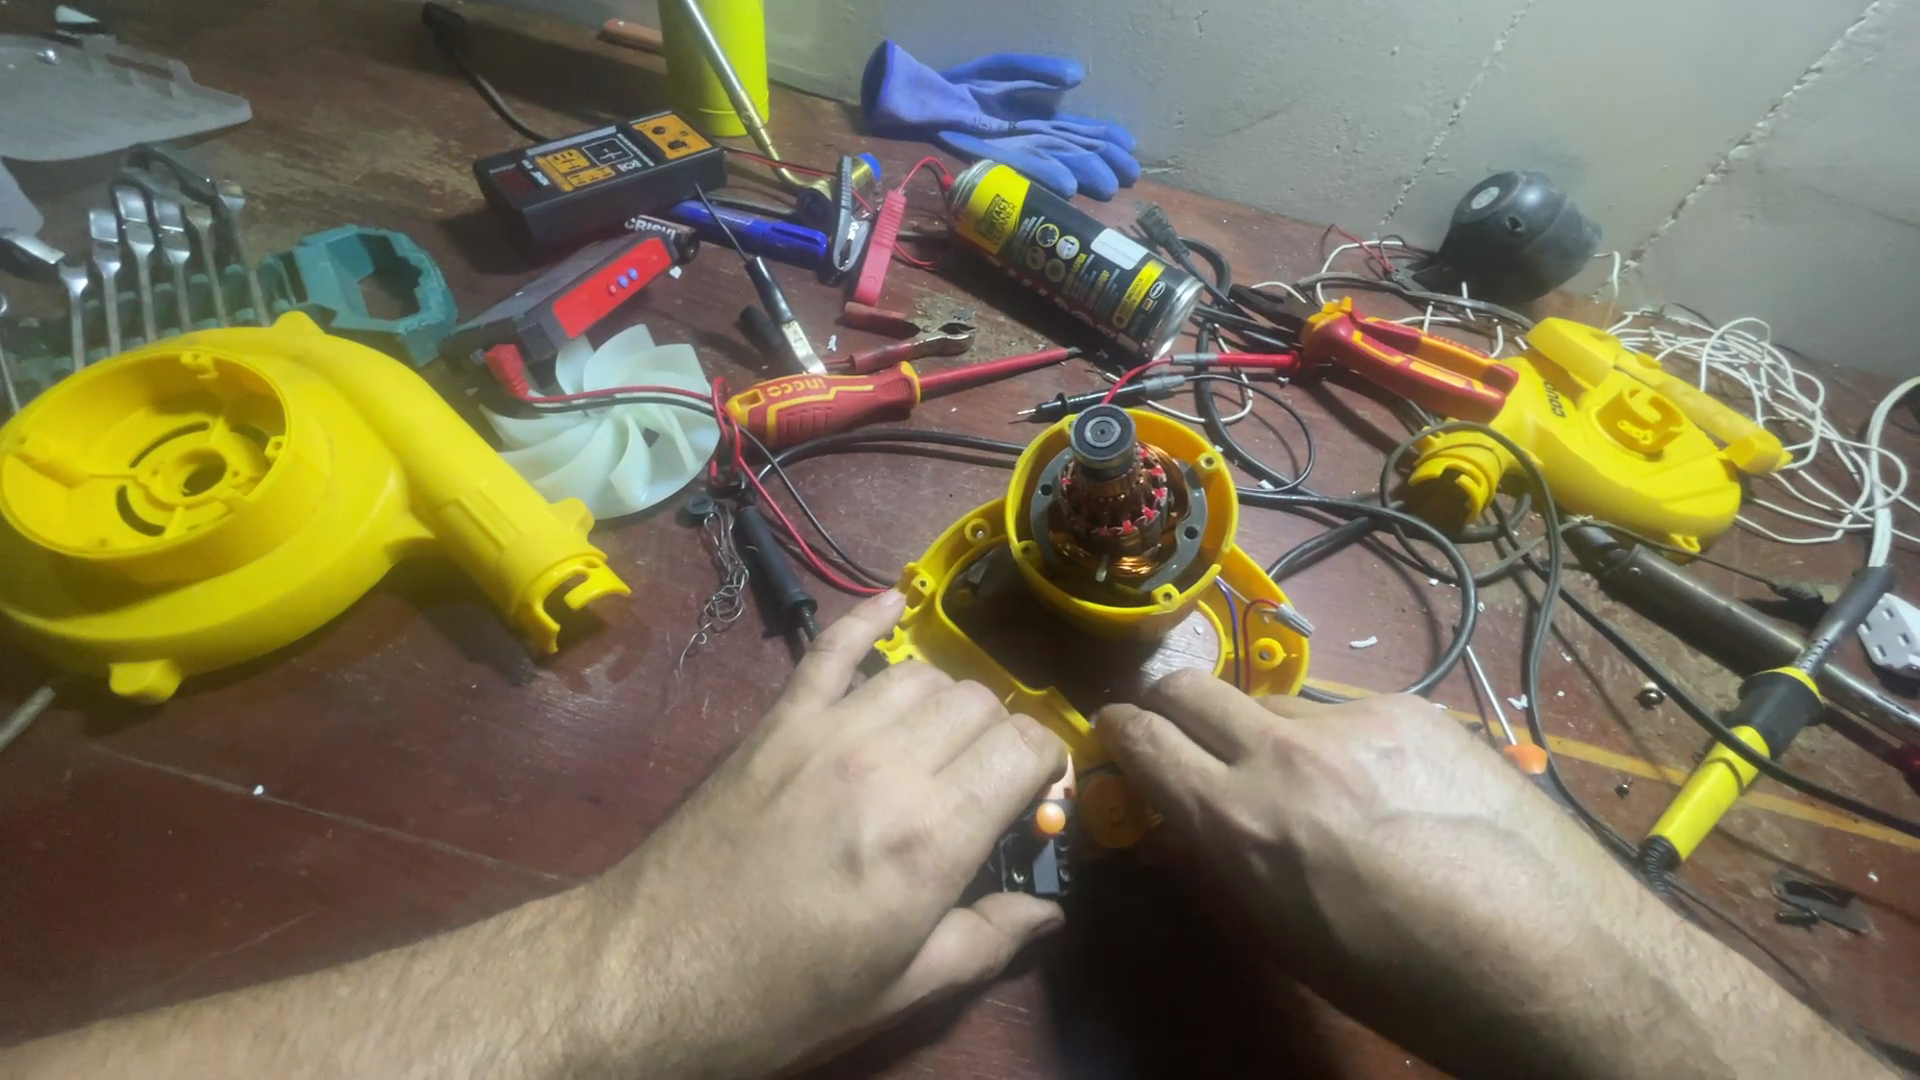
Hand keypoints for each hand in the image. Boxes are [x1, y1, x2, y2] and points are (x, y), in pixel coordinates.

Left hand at [591, 590, 1067, 1078]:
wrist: (652, 970)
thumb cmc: (783, 995)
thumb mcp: (898, 990)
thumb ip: (986, 941)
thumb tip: (1051, 910)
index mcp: (930, 840)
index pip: (1024, 748)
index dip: (1047, 760)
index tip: (1038, 788)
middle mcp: (889, 766)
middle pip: (979, 702)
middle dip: (1000, 734)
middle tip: (985, 776)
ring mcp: (828, 731)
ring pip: (922, 675)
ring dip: (947, 700)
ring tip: (939, 738)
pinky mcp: (780, 719)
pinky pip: (833, 648)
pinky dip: (866, 617)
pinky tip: (892, 602)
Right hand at [1095, 673, 1681, 1075]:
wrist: (1569, 966)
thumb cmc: (1403, 980)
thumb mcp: (1280, 936)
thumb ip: (1212, 860)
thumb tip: (1168, 819)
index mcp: (1238, 820)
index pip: (1140, 736)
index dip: (1116, 727)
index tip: (1116, 731)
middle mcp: (1280, 753)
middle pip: (1187, 685)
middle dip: (1167, 703)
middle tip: (1182, 732)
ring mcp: (1348, 720)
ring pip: (1269, 701)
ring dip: (1264, 732)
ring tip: (1317, 784)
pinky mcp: (1408, 706)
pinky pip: (1341, 712)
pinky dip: (1337, 742)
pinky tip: (1387, 786)